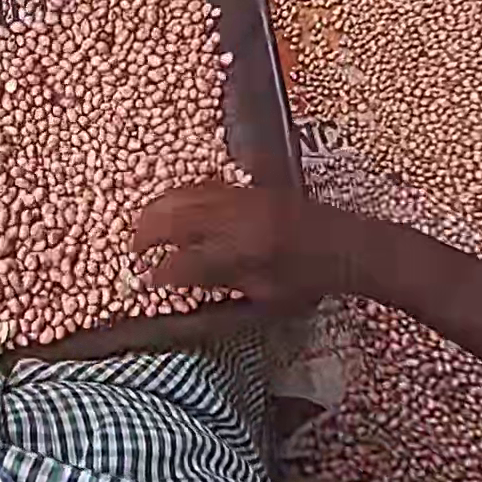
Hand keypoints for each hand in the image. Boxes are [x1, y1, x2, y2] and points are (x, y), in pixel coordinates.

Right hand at [130, 183, 383, 302]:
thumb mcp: (263, 294)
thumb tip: (172, 277)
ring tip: (147, 228)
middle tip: (136, 248)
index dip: (160, 271)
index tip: (146, 279)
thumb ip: (215, 282)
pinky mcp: (241, 187)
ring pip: (179, 195)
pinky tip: (173, 211)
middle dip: (145, 231)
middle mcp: (232, 216)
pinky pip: (196, 187)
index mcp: (239, 250)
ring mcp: (235, 196)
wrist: (345, 243)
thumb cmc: (306, 278)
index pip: (184, 260)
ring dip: (156, 211)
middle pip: (170, 216)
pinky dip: (176, 198)